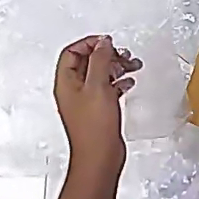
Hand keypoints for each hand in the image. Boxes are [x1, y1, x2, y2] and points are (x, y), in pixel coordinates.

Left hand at [54, 35, 140, 173]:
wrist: (100, 155)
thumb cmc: (94, 128)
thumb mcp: (97, 86)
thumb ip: (100, 61)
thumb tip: (103, 43)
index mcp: (66, 82)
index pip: (72, 52)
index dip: (89, 43)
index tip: (107, 42)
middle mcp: (73, 90)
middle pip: (87, 62)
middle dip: (106, 54)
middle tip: (122, 54)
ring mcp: (86, 100)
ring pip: (100, 74)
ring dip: (116, 67)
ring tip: (132, 65)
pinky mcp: (99, 109)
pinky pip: (108, 88)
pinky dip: (119, 82)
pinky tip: (128, 82)